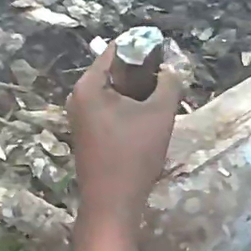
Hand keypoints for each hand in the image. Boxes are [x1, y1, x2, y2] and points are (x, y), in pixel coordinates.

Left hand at [67, 46, 181, 238]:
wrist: (112, 203)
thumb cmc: (133, 155)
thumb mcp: (159, 115)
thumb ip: (169, 84)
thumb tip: (171, 70)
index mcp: (89, 86)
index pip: (116, 50)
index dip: (143, 46)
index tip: (167, 51)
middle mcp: (79, 97)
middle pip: (114, 70)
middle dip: (143, 71)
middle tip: (170, 76)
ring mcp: (81, 117)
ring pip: (114, 92)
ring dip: (139, 91)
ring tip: (165, 96)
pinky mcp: (89, 133)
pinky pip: (111, 109)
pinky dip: (130, 107)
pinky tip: (150, 117)